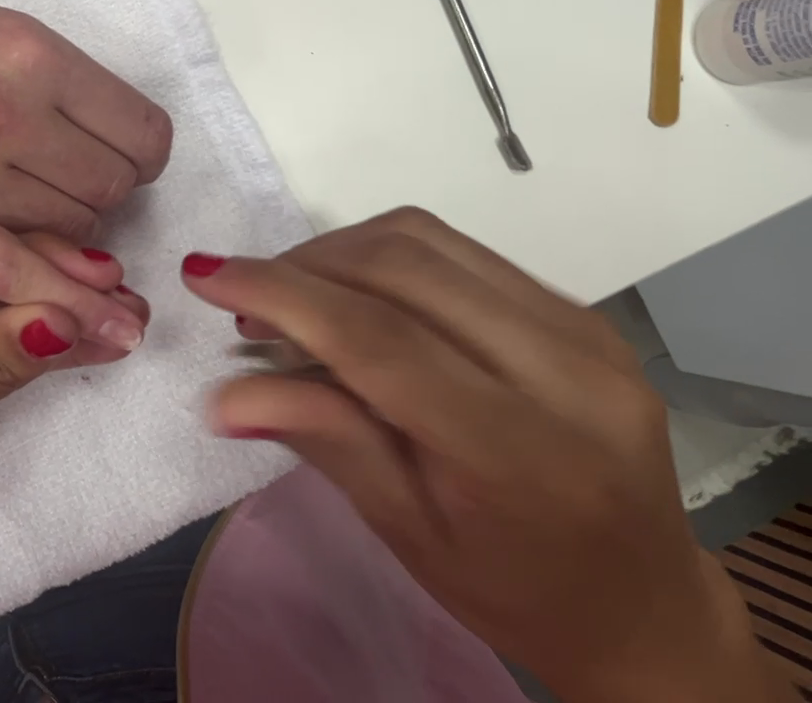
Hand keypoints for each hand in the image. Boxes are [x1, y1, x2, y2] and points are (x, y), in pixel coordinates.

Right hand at [0, 0, 170, 353]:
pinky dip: (57, 298)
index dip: (141, 155)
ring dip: (71, 233)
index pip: (141, 133)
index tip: (123, 161)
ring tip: (32, 210)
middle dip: (105, 193)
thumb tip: (111, 135)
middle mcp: (4, 112)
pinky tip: (94, 324)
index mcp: (31, 53)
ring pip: (71, 232)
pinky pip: (6, 272)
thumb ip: (56, 76)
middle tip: (68, 185)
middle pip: (112, 188)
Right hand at [179, 209, 789, 702]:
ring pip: (424, 241)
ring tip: (289, 299)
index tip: (203, 277)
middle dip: (298, 266)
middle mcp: (568, 372)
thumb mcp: (400, 527)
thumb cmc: (507, 585)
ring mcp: (584, 331)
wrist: (639, 603)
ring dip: (332, 252)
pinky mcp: (577, 311)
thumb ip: (320, 439)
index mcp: (523, 451)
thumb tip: (219, 395)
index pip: (380, 340)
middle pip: (400, 268)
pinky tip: (348, 296)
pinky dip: (376, 256)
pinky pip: (453, 251)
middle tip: (241, 303)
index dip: (282, 295)